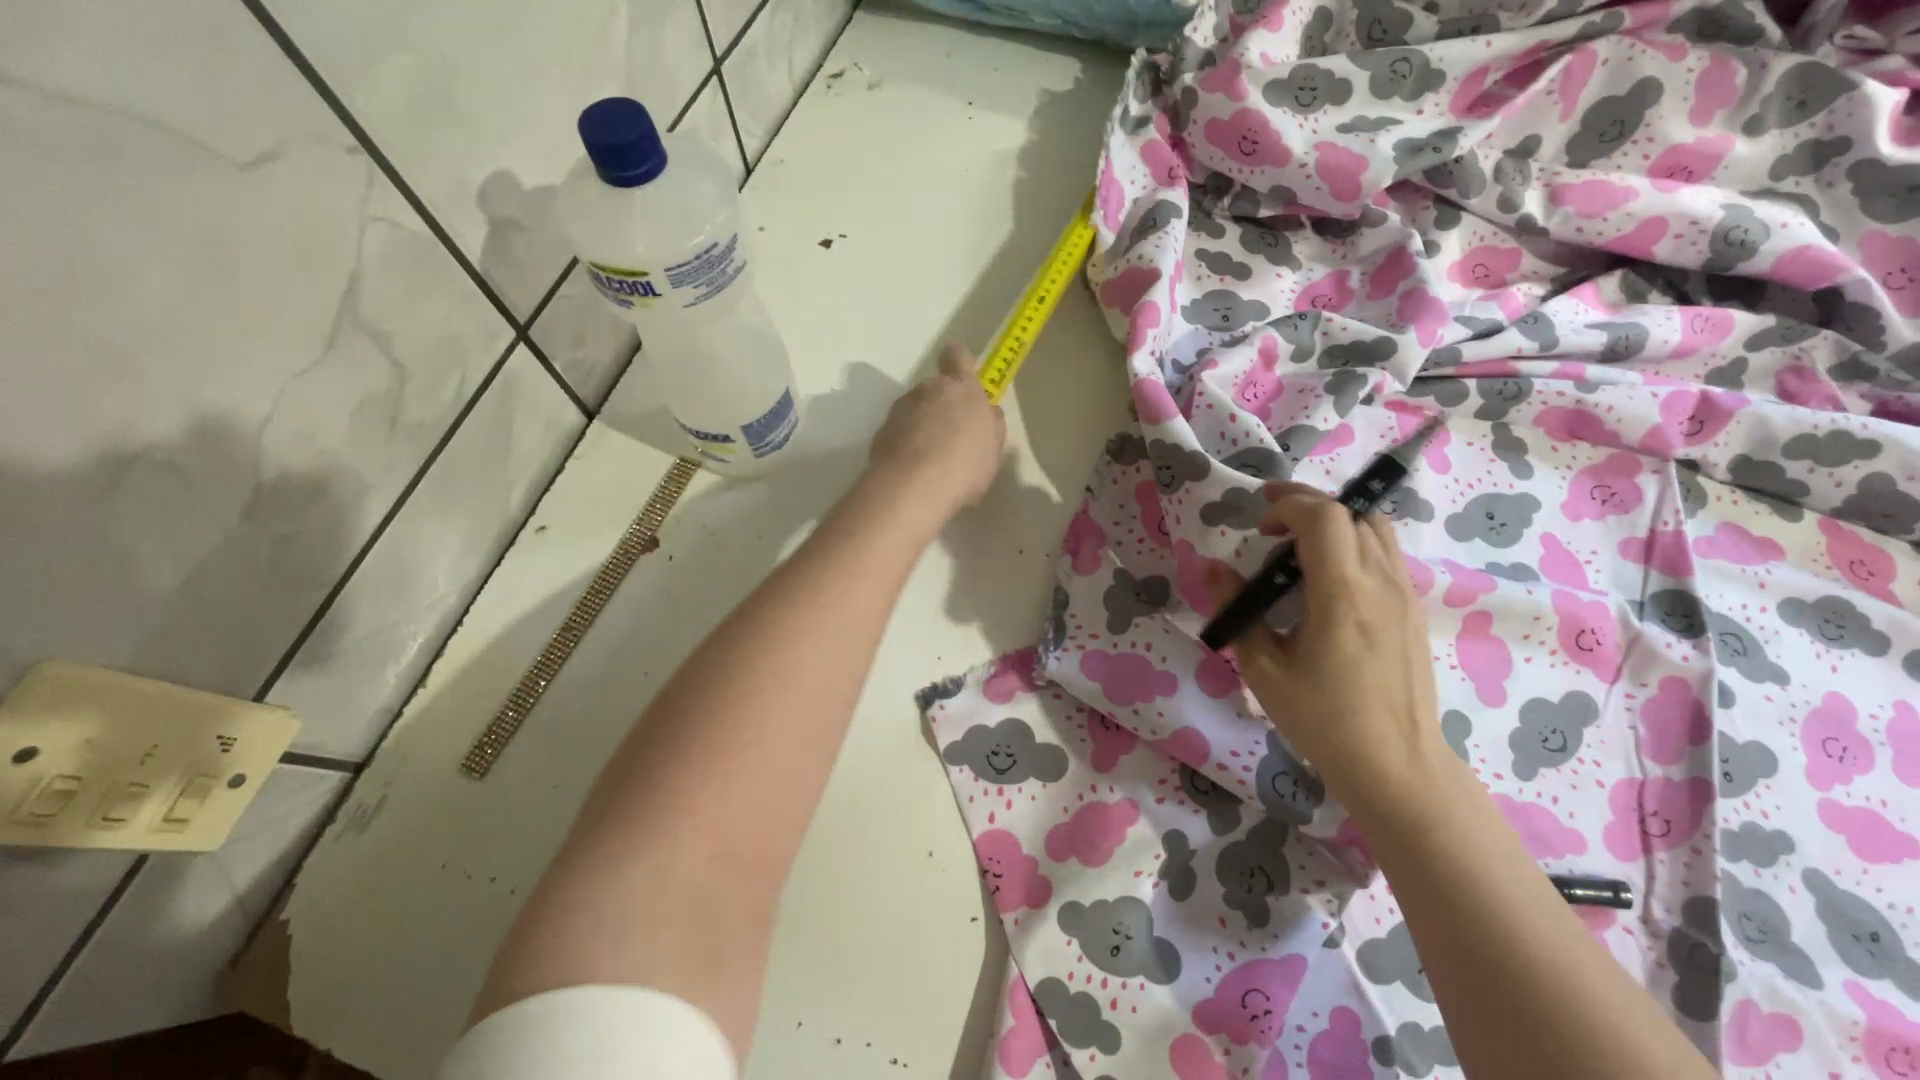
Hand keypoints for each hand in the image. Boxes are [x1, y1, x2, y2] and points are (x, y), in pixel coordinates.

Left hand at [864, 344, 1007, 523]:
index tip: (958, 369)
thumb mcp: (993, 448)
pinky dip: (906, 443)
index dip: (958, 359)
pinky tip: (913, 468)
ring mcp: (901, 409)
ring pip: (915, 410)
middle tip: (951, 436)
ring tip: (931, 458)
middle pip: (935, 389)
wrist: (912, 488)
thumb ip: (991, 424)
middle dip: (941, 406)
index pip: (957, 356)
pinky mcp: (881, 431)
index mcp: (962, 388)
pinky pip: (899, 431)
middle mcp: (928, 390)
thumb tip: (988, 412)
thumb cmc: (964, 465)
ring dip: (922, 425)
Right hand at [1205, 482, 1445, 816]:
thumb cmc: (1323, 720)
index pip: (1324, 515)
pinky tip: (1330, 586)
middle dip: (1308, 509)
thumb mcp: (1264, 670)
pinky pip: (1387, 557)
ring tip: (1301, 555)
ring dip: (1336, 526)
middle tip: (1271, 532)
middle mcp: (1381, 581)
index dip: (1289, 503)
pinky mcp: (1414, 612)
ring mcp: (1405, 594)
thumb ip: (1238, 612)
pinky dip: (1355, 548)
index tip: (1259, 521)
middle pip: (1352, 513)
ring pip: (1376, 529)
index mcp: (1343, 592)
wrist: (1395, 765)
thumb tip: (1211, 568)